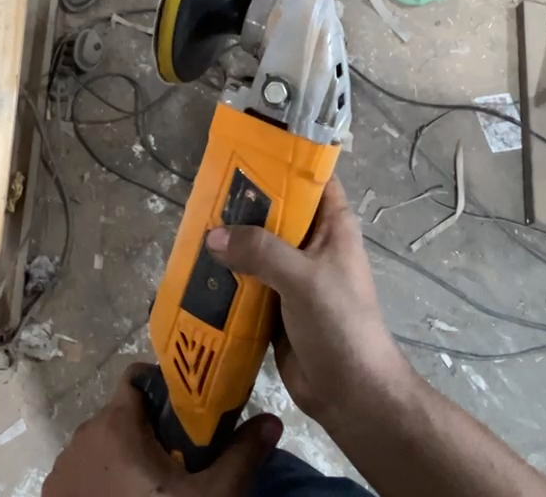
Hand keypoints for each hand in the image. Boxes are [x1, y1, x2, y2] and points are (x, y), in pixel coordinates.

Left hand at [43, 364, 280, 496]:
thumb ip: (242, 455)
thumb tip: (273, 421)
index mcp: (116, 423)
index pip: (137, 378)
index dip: (163, 388)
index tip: (187, 413)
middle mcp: (83, 435)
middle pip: (122, 415)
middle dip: (150, 431)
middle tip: (180, 461)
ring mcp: (62, 468)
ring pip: (101, 445)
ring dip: (124, 457)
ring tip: (154, 490)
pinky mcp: (52, 496)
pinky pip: (82, 474)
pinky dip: (101, 481)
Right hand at [205, 178, 412, 426]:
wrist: (352, 395)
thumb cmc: (340, 324)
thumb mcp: (302, 278)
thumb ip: (260, 250)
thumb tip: (213, 236)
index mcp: (332, 226)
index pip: (310, 177)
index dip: (282, 160)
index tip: (244, 149)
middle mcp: (312, 244)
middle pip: (276, 210)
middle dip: (243, 203)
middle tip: (204, 190)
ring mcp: (293, 275)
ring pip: (257, 245)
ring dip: (231, 240)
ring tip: (193, 226)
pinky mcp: (276, 304)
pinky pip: (248, 279)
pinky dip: (227, 274)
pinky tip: (198, 267)